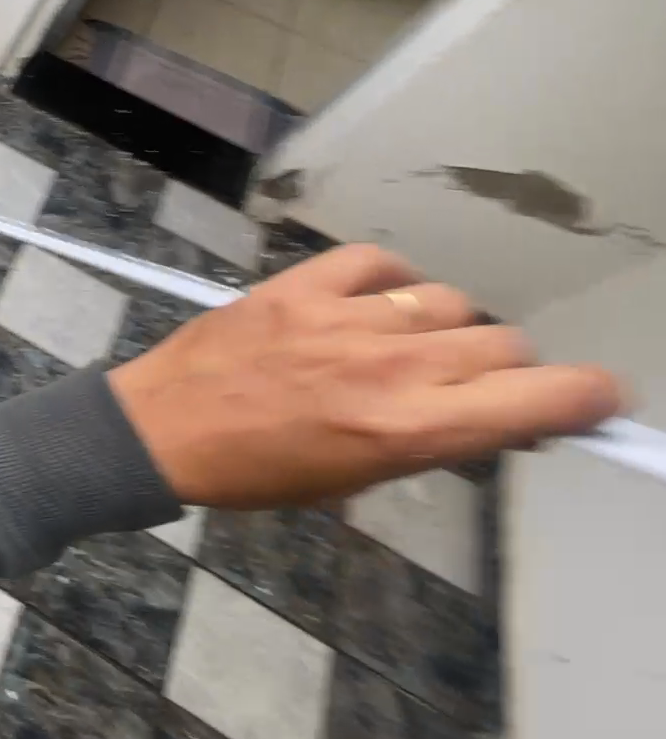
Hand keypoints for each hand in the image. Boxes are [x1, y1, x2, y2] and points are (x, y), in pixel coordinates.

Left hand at [107, 243, 623, 507]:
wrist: (158, 430)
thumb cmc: (252, 470)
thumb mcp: (354, 479)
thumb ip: (430, 441)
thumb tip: (494, 414)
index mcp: (412, 428)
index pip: (554, 394)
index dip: (581, 397)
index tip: (570, 401)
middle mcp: (389, 366)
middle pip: (503, 343)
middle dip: (498, 368)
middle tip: (455, 383)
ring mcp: (337, 318)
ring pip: (446, 300)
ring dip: (440, 326)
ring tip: (400, 344)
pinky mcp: (291, 288)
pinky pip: (372, 260)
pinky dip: (387, 277)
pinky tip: (370, 299)